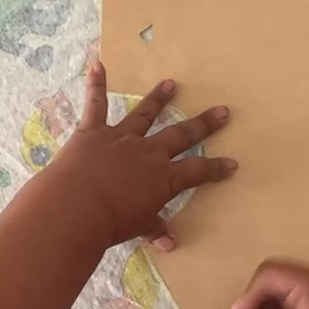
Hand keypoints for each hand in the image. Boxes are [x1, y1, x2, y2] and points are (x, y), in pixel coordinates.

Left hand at [24, 64, 234, 250]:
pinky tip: (96, 64)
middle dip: (203, 124)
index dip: (215, 168)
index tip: (232, 162)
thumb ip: (153, 229)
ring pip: (143, 114)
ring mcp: (120, 139)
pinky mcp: (92, 132)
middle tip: (221, 110)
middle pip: (181, 135)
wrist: (76, 207)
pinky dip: (96, 84)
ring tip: (170, 84)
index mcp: (163, 179)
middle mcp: (147, 153)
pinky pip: (95, 105)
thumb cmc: (109, 224)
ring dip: (158, 99)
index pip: (197, 172)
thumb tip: (170, 244)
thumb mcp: (136, 228)